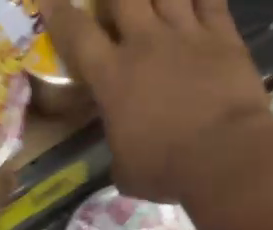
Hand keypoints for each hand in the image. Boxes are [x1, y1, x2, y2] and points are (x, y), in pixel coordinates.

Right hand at [46, 0, 272, 203]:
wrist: (223, 156)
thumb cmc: (165, 170)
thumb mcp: (125, 170)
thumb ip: (118, 147)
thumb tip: (122, 152)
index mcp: (113, 77)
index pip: (77, 35)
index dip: (59, 13)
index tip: (49, 0)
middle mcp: (145, 43)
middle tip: (110, 1)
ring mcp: (186, 33)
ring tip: (150, 0)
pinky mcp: (222, 34)